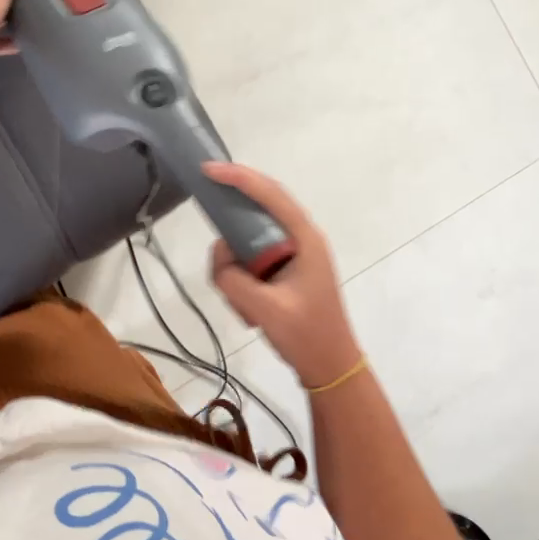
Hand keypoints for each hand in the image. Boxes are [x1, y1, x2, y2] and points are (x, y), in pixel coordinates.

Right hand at [205, 162, 362, 388]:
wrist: (331, 368)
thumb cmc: (306, 336)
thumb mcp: (264, 309)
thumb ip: (233, 279)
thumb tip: (221, 259)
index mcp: (306, 239)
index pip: (270, 195)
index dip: (239, 178)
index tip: (209, 170)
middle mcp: (302, 238)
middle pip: (262, 205)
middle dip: (233, 209)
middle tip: (207, 204)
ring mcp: (295, 254)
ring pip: (252, 235)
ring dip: (237, 262)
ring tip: (242, 303)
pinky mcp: (286, 270)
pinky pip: (254, 258)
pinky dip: (242, 276)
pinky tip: (248, 310)